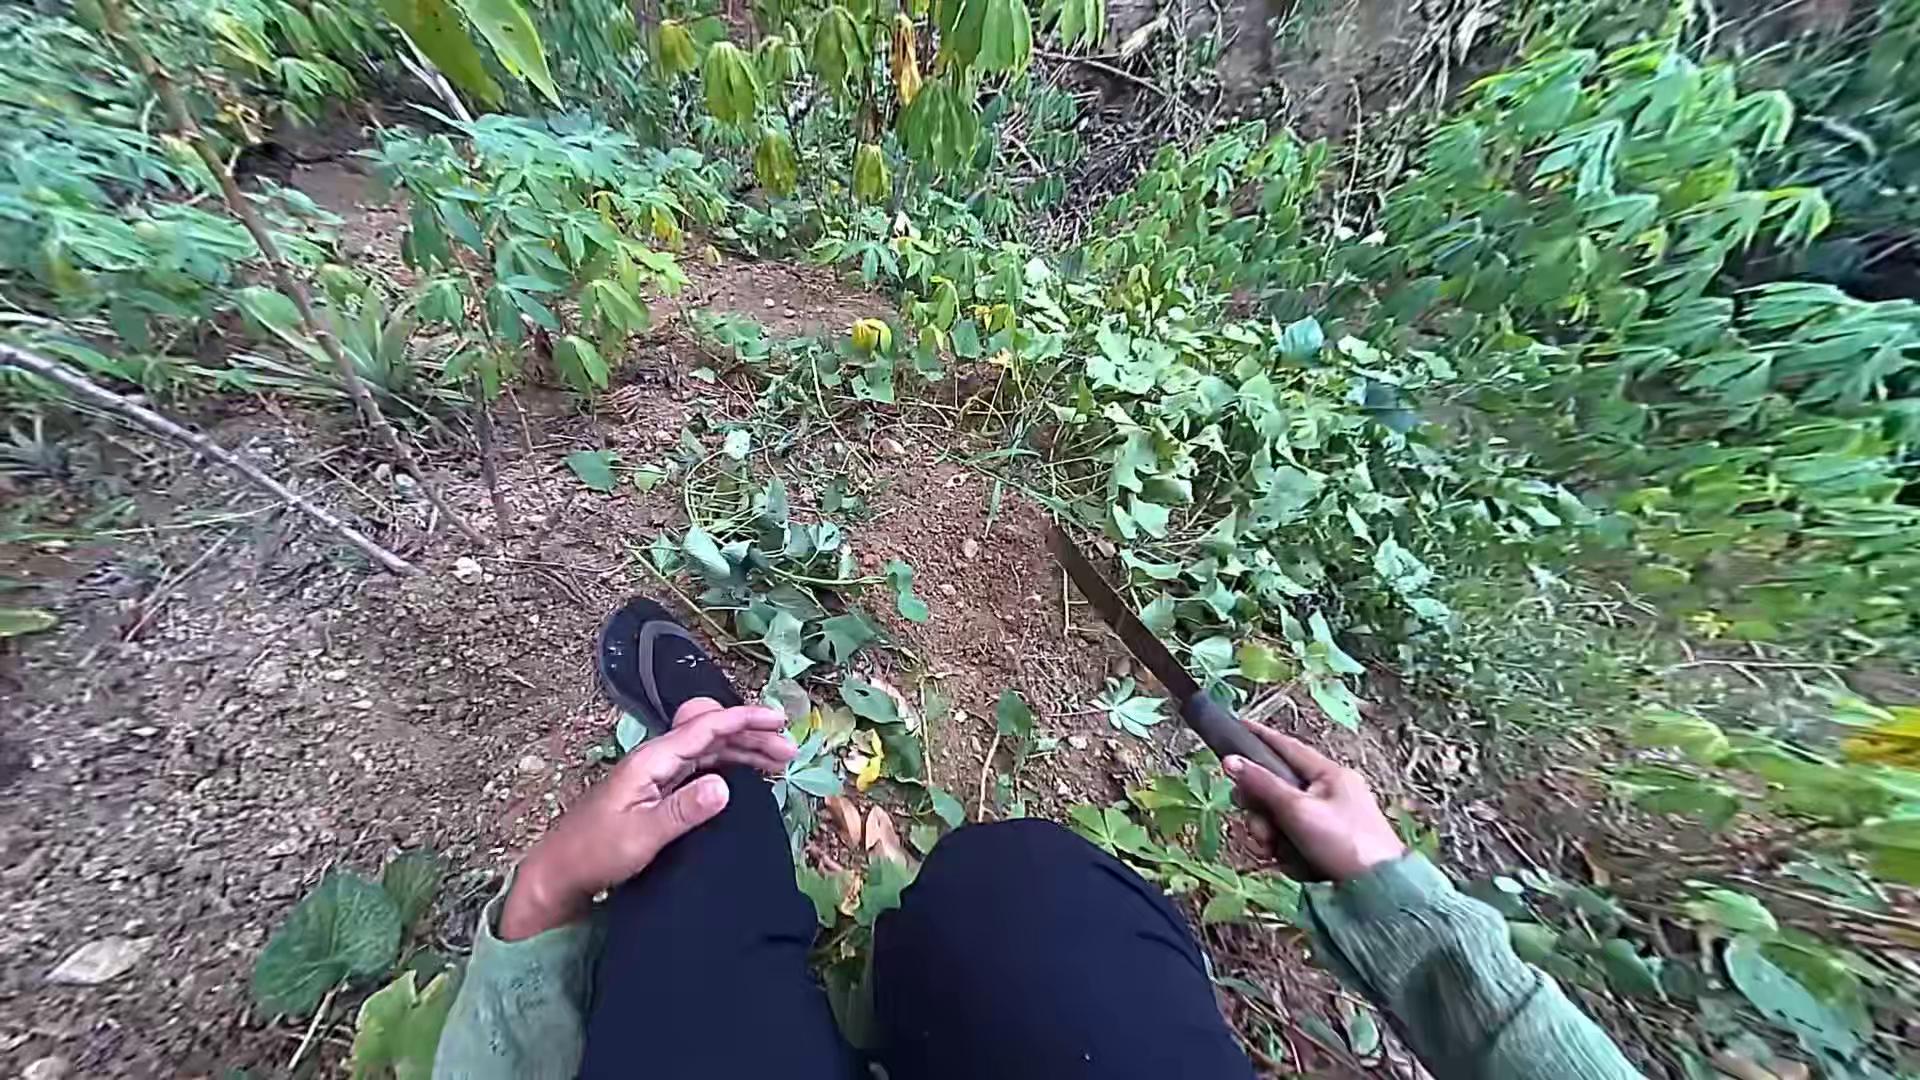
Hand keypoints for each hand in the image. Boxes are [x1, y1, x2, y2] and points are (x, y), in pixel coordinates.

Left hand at [499, 697, 796, 939]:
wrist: (556, 876)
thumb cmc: (594, 854)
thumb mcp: (640, 836)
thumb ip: (683, 810)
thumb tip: (726, 785)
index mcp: (653, 758)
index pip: (707, 726)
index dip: (745, 719)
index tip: (778, 721)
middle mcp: (660, 758)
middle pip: (715, 734)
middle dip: (754, 735)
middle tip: (789, 750)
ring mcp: (661, 772)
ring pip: (714, 749)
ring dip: (747, 750)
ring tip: (780, 760)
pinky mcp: (662, 789)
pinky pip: (707, 766)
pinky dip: (733, 765)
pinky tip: (750, 775)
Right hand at [1223, 721, 1405, 881]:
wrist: (1383, 899)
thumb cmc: (1343, 843)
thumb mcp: (1297, 809)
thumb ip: (1261, 783)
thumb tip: (1229, 760)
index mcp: (1329, 774)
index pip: (1286, 745)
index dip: (1259, 736)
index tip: (1236, 727)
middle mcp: (1328, 791)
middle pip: (1275, 784)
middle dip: (1259, 804)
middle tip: (1253, 819)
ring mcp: (1328, 818)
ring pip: (1279, 812)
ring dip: (1268, 829)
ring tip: (1270, 847)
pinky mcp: (1326, 843)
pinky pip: (1291, 834)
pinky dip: (1283, 845)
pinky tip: (1283, 858)